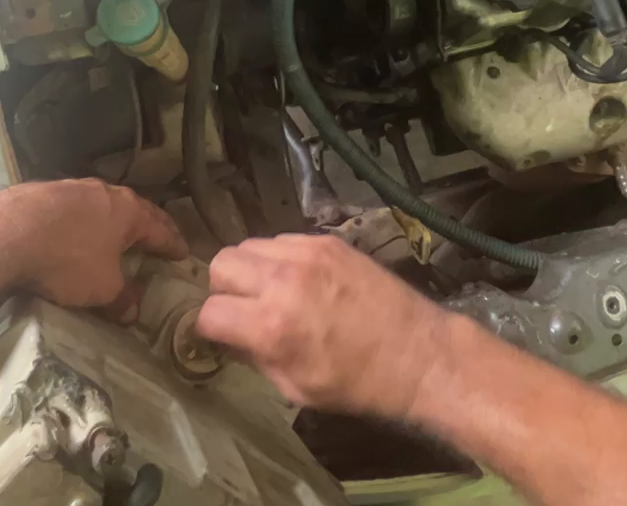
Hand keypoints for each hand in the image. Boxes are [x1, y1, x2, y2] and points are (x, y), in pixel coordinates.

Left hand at [0, 180, 187, 308]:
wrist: (8, 231)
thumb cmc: (68, 258)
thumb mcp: (101, 288)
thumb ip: (121, 298)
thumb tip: (133, 311)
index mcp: (129, 211)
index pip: (160, 228)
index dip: (173, 243)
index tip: (184, 252)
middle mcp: (107, 193)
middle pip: (135, 210)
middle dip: (147, 226)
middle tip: (158, 239)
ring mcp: (75, 188)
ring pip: (104, 205)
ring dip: (113, 221)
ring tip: (116, 235)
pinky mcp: (46, 192)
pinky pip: (76, 208)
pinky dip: (84, 221)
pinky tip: (76, 231)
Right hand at [195, 234, 455, 419]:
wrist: (417, 352)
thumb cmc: (357, 384)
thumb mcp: (295, 388)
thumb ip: (254, 356)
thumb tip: (228, 336)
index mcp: (271, 325)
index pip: (209, 311)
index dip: (210, 326)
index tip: (221, 332)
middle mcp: (282, 280)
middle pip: (221, 263)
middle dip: (224, 287)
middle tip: (243, 306)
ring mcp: (306, 253)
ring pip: (249, 244)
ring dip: (251, 268)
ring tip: (271, 290)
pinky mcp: (327, 240)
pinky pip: (282, 239)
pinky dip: (280, 257)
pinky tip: (299, 278)